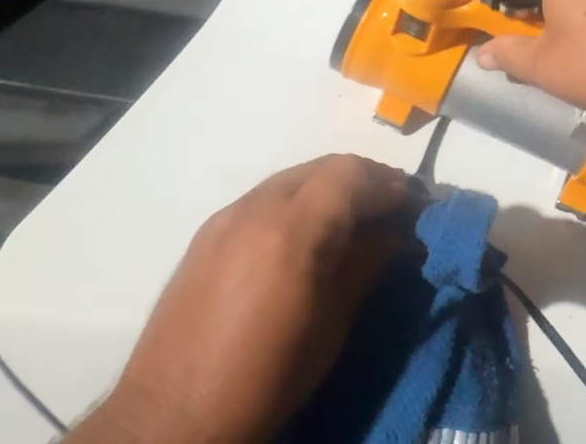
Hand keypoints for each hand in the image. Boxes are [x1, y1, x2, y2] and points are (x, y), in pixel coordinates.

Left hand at [69, 155, 422, 443]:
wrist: (168, 419)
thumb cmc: (265, 379)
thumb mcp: (332, 325)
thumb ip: (367, 264)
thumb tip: (399, 234)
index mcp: (292, 230)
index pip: (353, 175)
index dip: (391, 184)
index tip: (417, 206)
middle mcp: (257, 208)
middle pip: (326, 167)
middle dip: (366, 180)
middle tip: (394, 209)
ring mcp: (227, 217)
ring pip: (296, 178)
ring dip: (333, 187)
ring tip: (356, 220)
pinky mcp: (208, 234)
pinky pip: (268, 197)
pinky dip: (300, 201)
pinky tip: (310, 234)